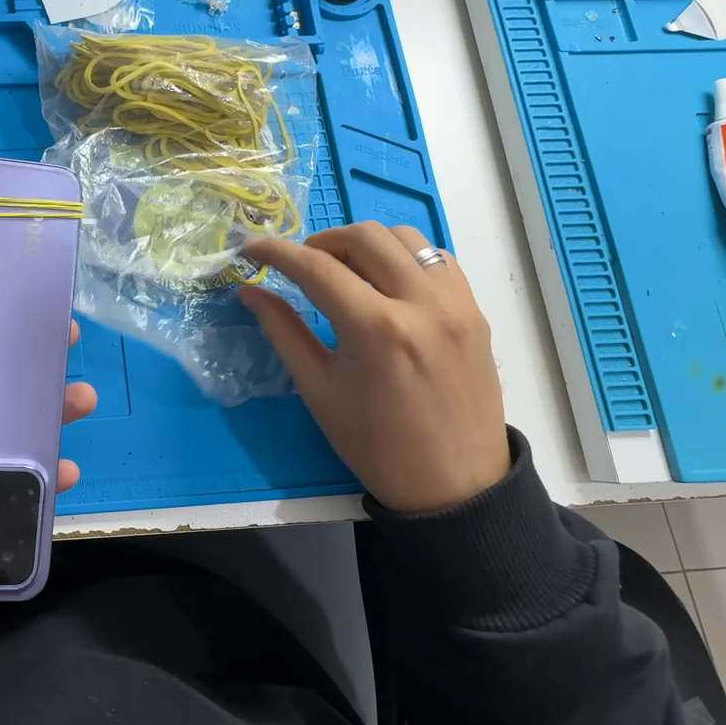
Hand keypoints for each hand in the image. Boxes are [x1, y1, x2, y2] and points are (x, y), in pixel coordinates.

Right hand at [240, 224, 508, 514]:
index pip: (317, 268)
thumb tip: (251, 292)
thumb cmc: (376, 445)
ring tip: (342, 270)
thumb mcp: (318, 389)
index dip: (277, 252)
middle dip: (320, 241)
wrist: (456, 488)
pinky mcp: (475, 312)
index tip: (251, 249)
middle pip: (364, 237)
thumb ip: (283, 331)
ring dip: (363, 243)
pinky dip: (403, 257)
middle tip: (299, 265)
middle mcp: (423, 304)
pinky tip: (384, 282)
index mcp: (377, 330)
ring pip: (405, 237)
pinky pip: (436, 259)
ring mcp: (457, 304)